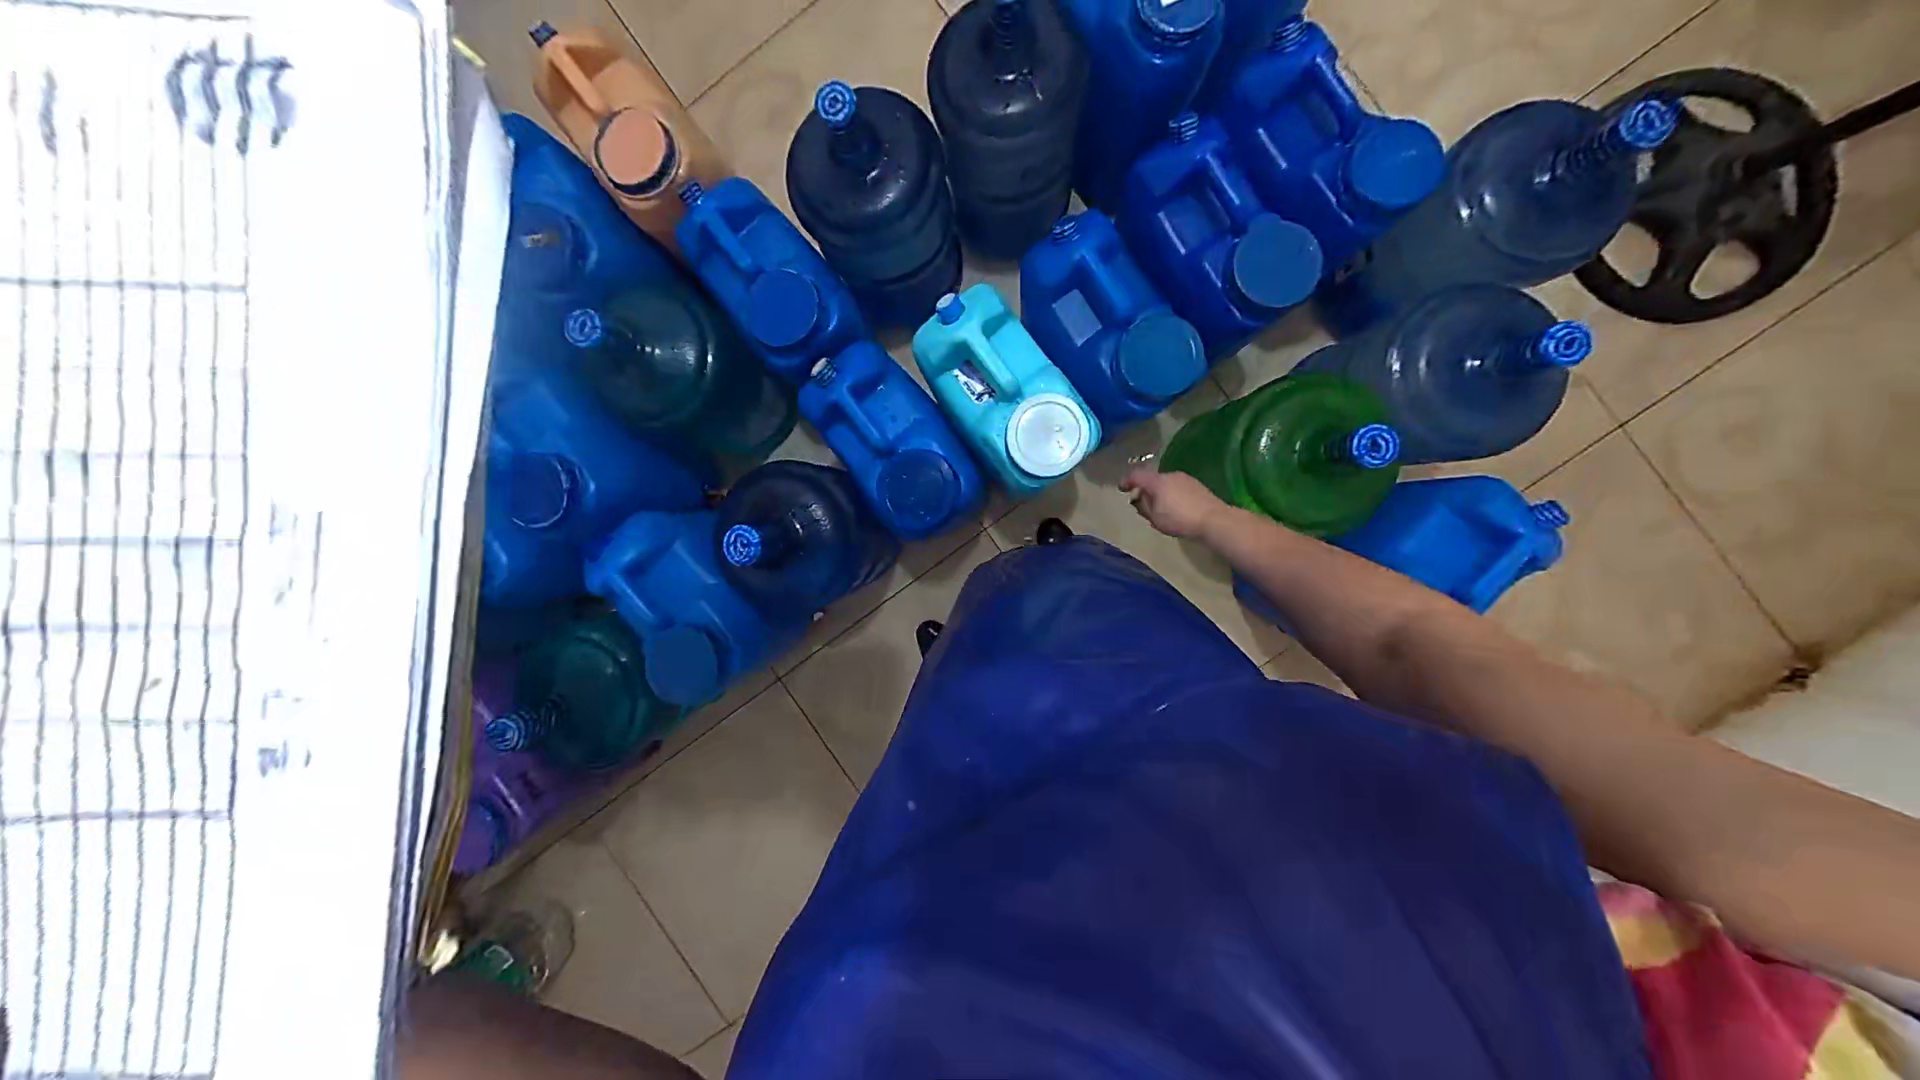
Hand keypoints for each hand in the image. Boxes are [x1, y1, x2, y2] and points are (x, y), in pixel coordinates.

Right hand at [1120, 465, 1229, 539]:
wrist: (1214, 520)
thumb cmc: (1179, 520)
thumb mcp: (1154, 517)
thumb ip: (1143, 506)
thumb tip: (1138, 498)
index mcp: (1157, 481)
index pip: (1136, 476)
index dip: (1126, 481)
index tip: (1120, 488)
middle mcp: (1170, 475)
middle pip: (1152, 478)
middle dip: (1144, 488)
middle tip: (1140, 502)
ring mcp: (1185, 478)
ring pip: (1165, 482)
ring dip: (1159, 491)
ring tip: (1159, 506)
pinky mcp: (1196, 485)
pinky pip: (1176, 486)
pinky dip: (1170, 493)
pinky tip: (1174, 506)